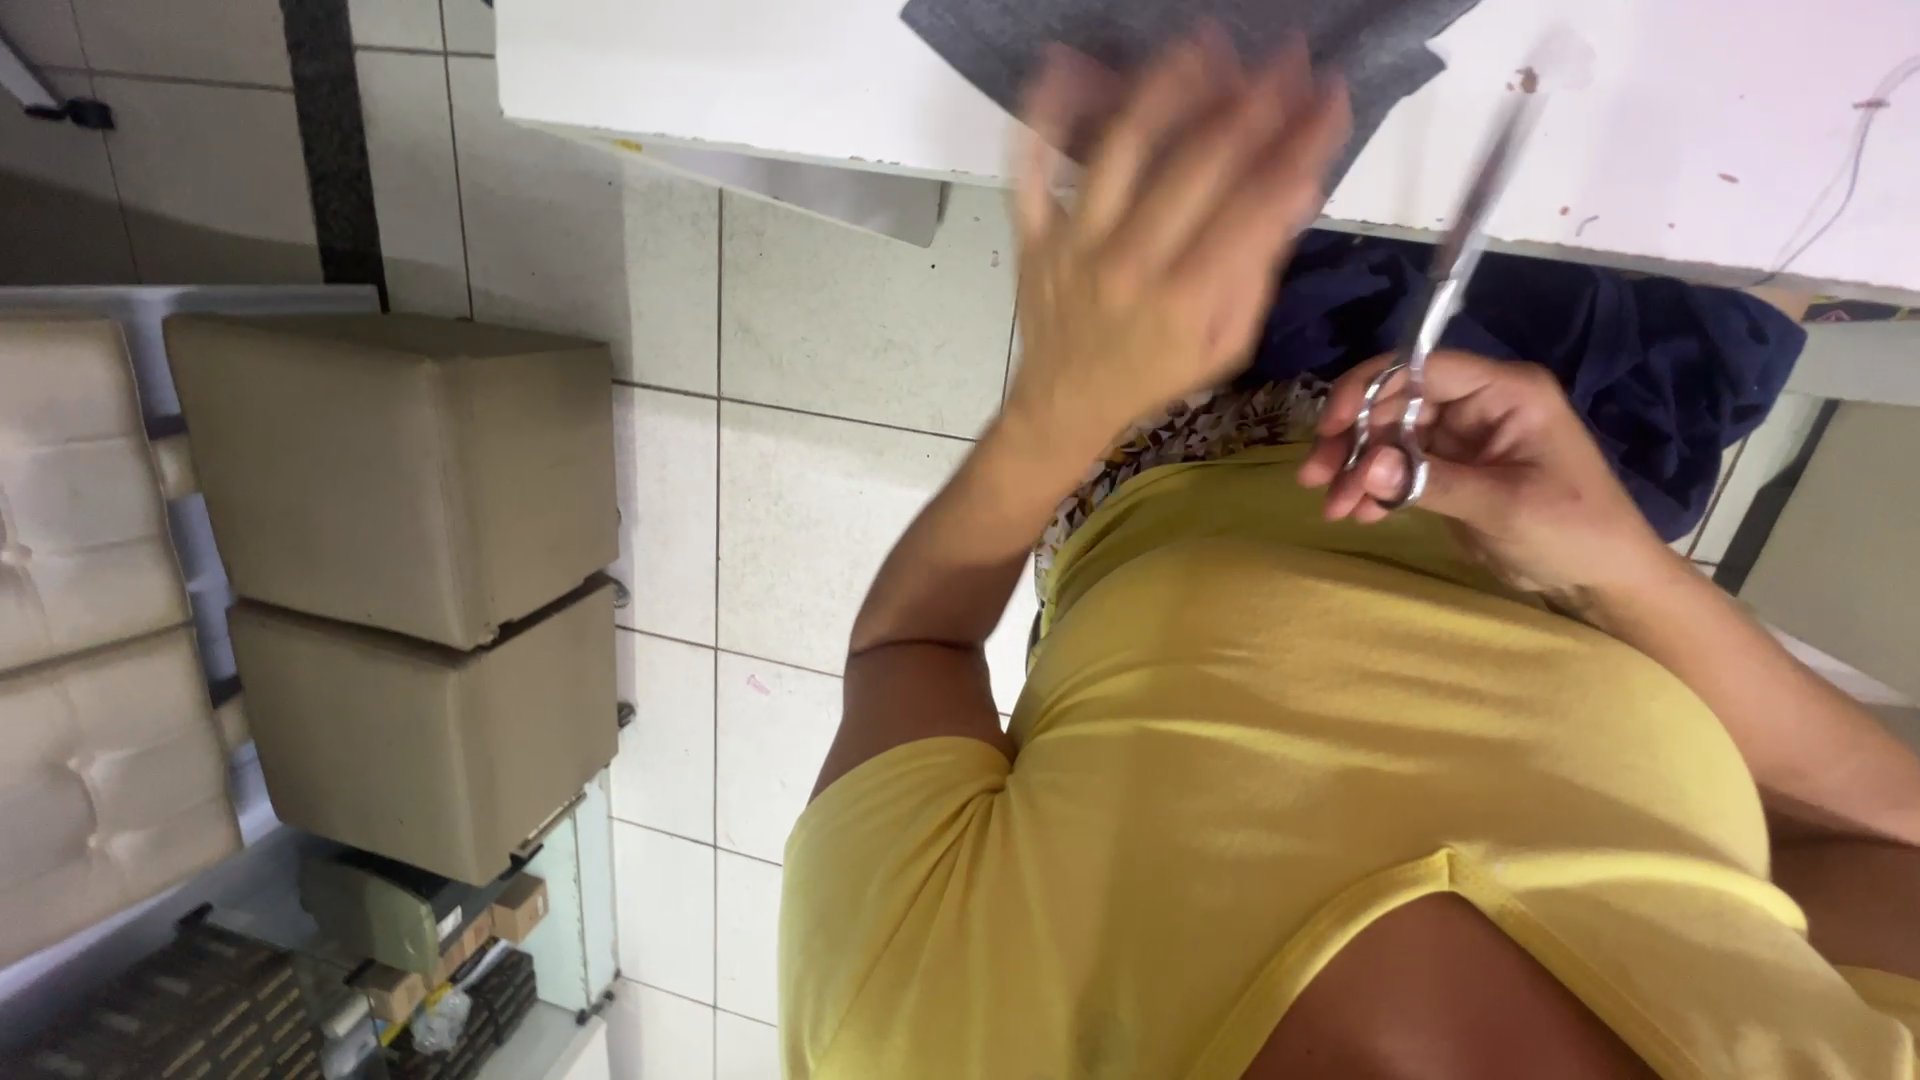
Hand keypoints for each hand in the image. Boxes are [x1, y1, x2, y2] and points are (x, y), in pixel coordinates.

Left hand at [1001, 27, 1351, 457]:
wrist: (1065, 404)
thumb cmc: (1152, 377)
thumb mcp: (1223, 347)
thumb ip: (1258, 272)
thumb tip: (1298, 189)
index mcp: (1184, 300)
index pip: (1255, 202)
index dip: (1301, 141)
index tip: (1331, 95)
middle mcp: (1128, 264)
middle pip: (1197, 161)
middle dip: (1254, 100)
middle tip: (1288, 57)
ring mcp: (1074, 246)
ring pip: (1120, 145)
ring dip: (1169, 84)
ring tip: (1208, 45)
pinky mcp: (1034, 238)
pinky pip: (1029, 168)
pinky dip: (1043, 113)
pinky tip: (1068, 62)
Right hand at [1298, 350, 1674, 600]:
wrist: (1597, 579)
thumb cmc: (1573, 532)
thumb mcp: (1504, 507)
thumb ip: (1432, 482)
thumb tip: (1367, 468)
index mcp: (1503, 392)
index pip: (1419, 369)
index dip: (1366, 390)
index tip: (1330, 428)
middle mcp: (1475, 404)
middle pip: (1390, 403)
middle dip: (1350, 440)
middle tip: (1313, 478)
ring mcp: (1457, 437)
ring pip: (1384, 437)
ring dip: (1353, 470)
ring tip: (1332, 508)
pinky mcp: (1444, 468)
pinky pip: (1392, 468)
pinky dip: (1369, 489)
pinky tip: (1357, 514)